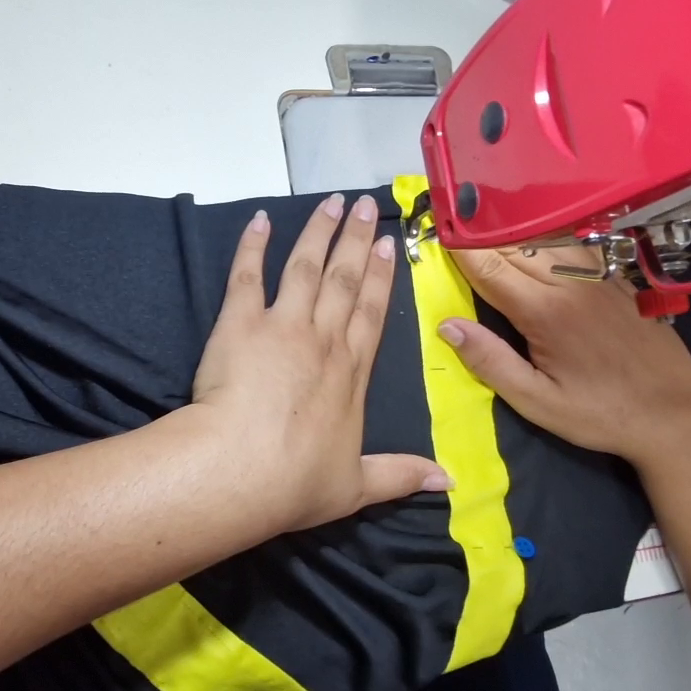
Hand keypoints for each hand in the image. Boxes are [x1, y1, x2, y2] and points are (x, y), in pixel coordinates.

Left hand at [191, 193, 450, 531]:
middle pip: (345, 280)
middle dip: (357, 241)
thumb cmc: (297, 482)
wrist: (241, 469)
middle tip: (366, 206)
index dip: (382, 278)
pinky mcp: (239, 322)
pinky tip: (260, 220)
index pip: (372, 314)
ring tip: (331, 202)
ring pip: (305, 267)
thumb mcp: (357, 487)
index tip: (389, 247)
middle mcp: (323, 338)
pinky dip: (253, 244)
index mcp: (352, 372)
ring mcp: (282, 325)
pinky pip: (247, 274)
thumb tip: (451, 482)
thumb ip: (401, 476)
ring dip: (319, 232)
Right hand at [440, 245, 690, 469]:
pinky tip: (535, 233)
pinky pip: (575, 246)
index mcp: (546, 312)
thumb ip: (490, 361)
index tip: (436, 229)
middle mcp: (571, 284)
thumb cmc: (600, 414)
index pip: (490, 268)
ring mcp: (599, 278)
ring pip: (545, 238)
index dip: (460, 249)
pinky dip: (547, 235)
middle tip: (451, 220)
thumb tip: (447, 325)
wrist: (676, 417)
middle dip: (479, 233)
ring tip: (485, 221)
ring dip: (511, 230)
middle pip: (514, 245)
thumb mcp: (536, 401)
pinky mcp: (618, 280)